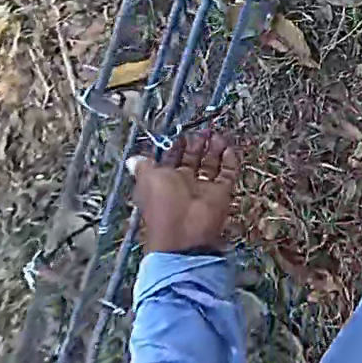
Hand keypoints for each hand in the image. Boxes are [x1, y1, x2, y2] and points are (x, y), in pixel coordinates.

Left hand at [127, 131, 240, 254]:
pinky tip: (229, 147)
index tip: (184, 132)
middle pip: (194, 159)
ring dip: (215, 149)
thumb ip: (143, 166)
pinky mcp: (221, 192)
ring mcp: (204, 188)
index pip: (173, 159)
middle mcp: (185, 183)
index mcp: (165, 181)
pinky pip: (228, 173)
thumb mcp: (148, 181)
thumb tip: (131, 159)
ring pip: (211, 164)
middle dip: (198, 144)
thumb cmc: (163, 204)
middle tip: (205, 129)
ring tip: (218, 134)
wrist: (185, 233)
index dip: (177, 146)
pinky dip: (230, 160)